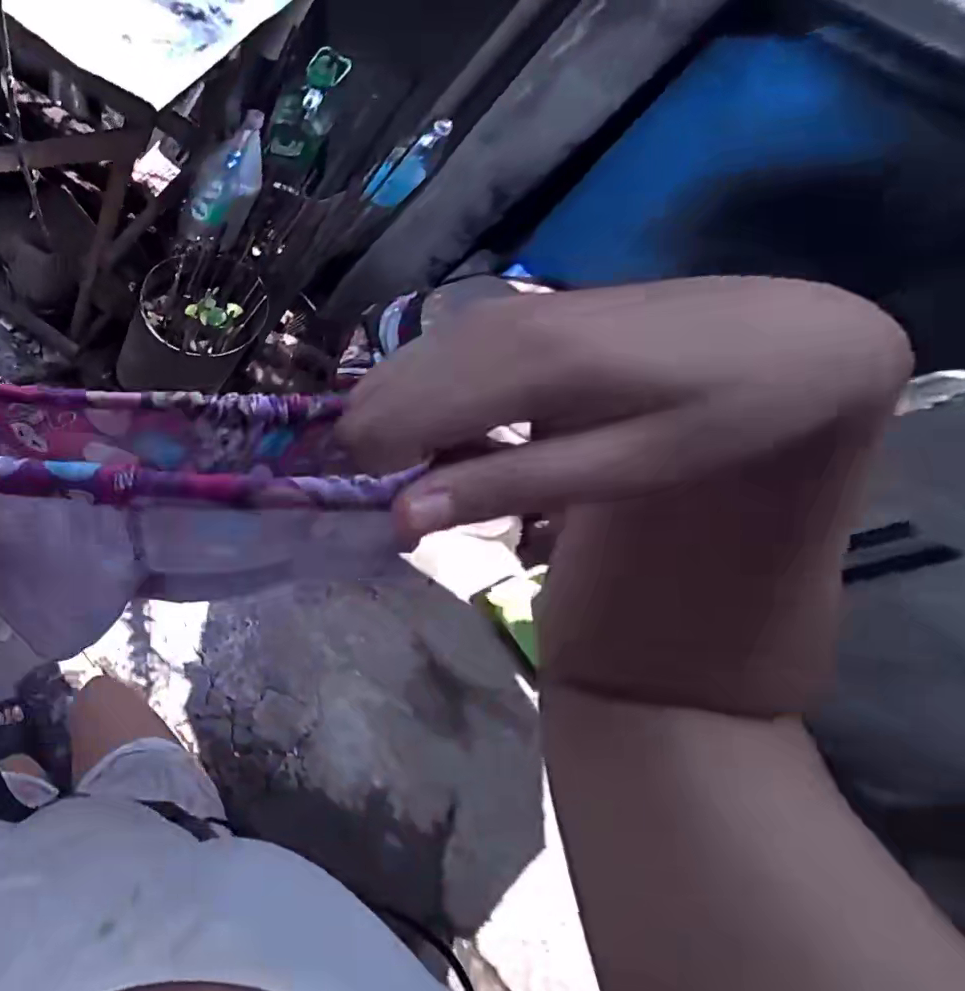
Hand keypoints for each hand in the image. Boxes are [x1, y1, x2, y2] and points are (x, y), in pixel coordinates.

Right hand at [338, 276, 910, 714]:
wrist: (778, 331)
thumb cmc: (716, 413)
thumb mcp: (628, 468)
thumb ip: (506, 487)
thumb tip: (397, 518)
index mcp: (519, 364)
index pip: (382, 427)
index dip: (376, 480)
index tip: (419, 513)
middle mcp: (481, 328)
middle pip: (367, 407)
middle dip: (379, 459)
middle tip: (444, 491)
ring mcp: (479, 316)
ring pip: (378, 388)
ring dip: (395, 436)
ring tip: (464, 459)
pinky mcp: (483, 316)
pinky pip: (406, 371)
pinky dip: (412, 411)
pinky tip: (469, 427)